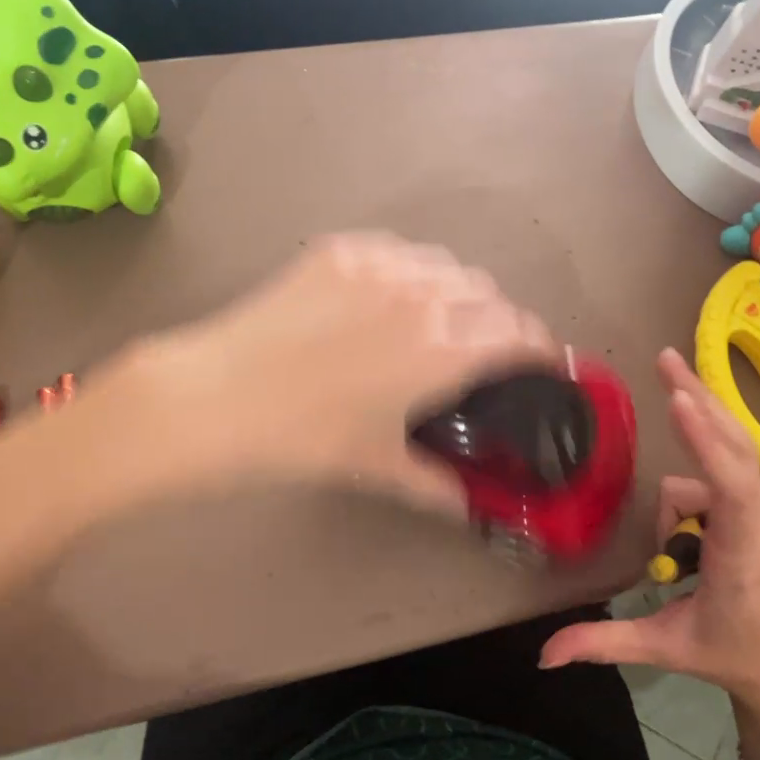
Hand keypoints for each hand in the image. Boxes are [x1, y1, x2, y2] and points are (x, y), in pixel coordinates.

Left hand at [87, 232, 554, 511]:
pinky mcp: (341, 250)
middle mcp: (423, 295)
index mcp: (443, 349)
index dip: (539, 346)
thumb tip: (466, 508)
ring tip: (445, 320)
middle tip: (491, 351)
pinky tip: (396, 298)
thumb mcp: (377, 467)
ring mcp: (380, 265)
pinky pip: (402, 252)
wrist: (216, 396)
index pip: (517, 333)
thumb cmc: (304, 439)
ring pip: (448, 266)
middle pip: (490, 294)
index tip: (543, 361)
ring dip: (463, 293)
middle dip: (503, 321)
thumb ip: (435, 486)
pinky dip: (416, 272)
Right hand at [539, 350, 759, 723]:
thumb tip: (543, 654)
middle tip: (663, 358)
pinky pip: (704, 480)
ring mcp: (753, 506)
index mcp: (740, 552)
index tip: (679, 402)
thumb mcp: (661, 649)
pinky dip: (681, 503)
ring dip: (678, 499)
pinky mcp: (745, 504)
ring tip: (675, 562)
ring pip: (708, 462)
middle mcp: (754, 517)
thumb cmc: (726, 652)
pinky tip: (677, 549)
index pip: (729, 487)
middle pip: (729, 442)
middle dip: (695, 398)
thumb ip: (603, 643)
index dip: (705, 444)